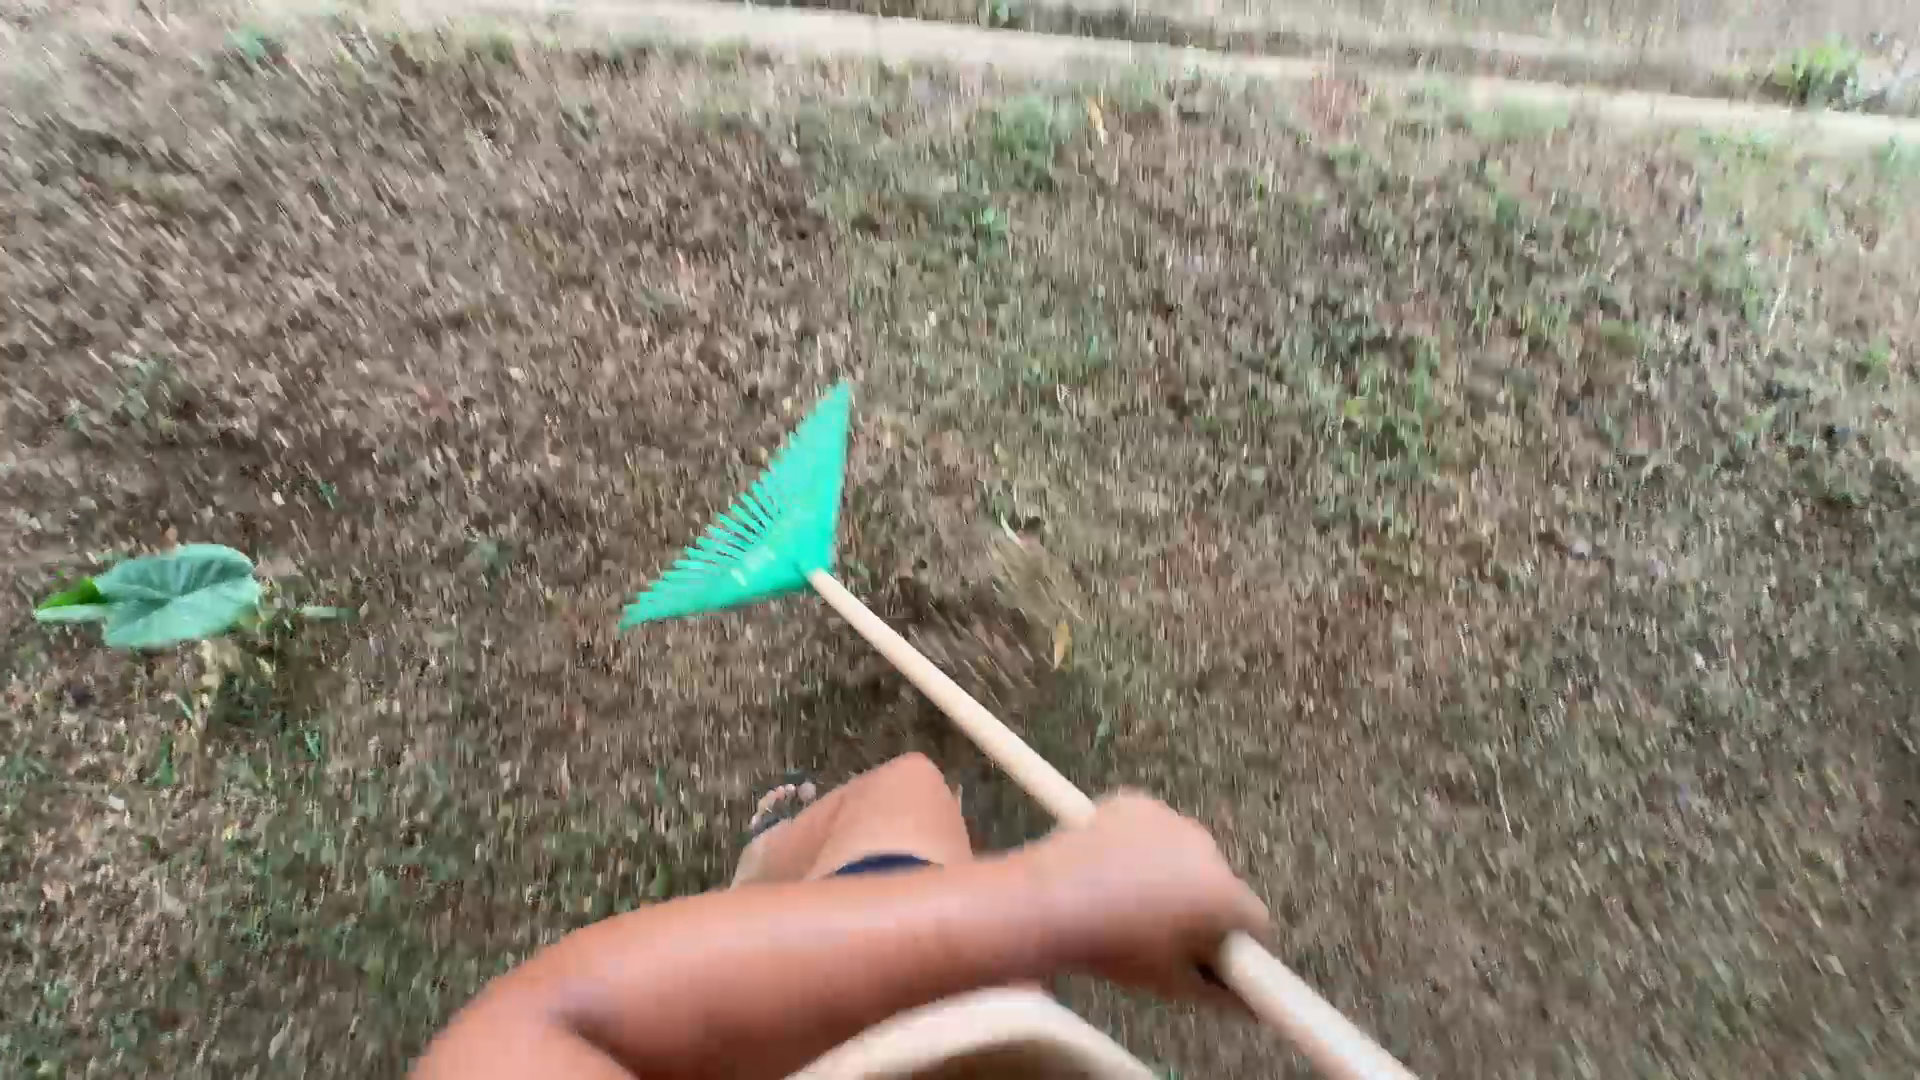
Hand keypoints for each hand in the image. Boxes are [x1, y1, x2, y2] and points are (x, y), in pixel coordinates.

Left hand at [1022, 793, 1269, 1003]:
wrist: (1052, 899)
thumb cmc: (1113, 945)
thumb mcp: (1175, 984)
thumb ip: (1223, 992)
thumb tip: (1245, 999)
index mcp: (1224, 894)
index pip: (1256, 921)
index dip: (1238, 942)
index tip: (1220, 955)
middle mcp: (1206, 847)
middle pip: (1220, 880)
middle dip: (1202, 901)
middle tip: (1166, 927)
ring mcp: (1170, 818)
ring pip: (1186, 849)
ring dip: (1173, 867)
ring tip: (1133, 896)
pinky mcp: (1137, 801)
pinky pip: (1153, 826)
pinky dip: (1142, 840)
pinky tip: (1117, 865)